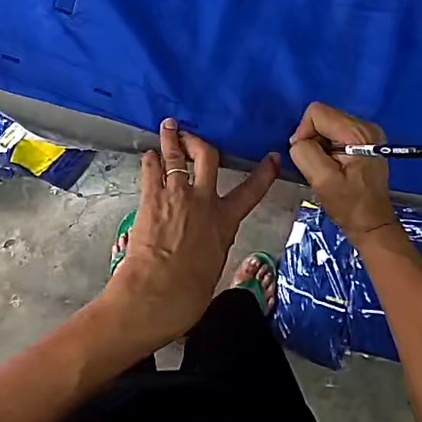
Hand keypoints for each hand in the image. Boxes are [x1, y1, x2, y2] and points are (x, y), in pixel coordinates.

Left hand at [104, 118, 278, 346]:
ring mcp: (177, 196)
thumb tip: (208, 244)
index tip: (272, 158)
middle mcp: (204, 201)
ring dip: (172, 140)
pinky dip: (150, 160)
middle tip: (192, 135)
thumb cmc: (188, 293)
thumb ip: (214, 244)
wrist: (157, 294)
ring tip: (169, 127)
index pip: (252, 190)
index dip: (264, 173)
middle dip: (200, 142)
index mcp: (225, 221)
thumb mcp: (215, 265)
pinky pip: (152, 171)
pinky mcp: (151, 200)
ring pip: (176, 157)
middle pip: (207, 157)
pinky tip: (149, 154)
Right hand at [288, 102, 398, 240]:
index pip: (317, 112)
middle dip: (313, 139)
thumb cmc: (349, 205)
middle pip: (324, 116)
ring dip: (321, 145)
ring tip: (329, 168)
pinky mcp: (366, 141)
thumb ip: (306, 153)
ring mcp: (368, 132)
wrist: (373, 223)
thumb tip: (299, 141)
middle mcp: (367, 125)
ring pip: (328, 125)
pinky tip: (336, 167)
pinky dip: (329, 148)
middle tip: (320, 166)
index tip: (307, 157)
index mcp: (359, 132)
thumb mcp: (322, 180)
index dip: (304, 132)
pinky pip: (337, 134)